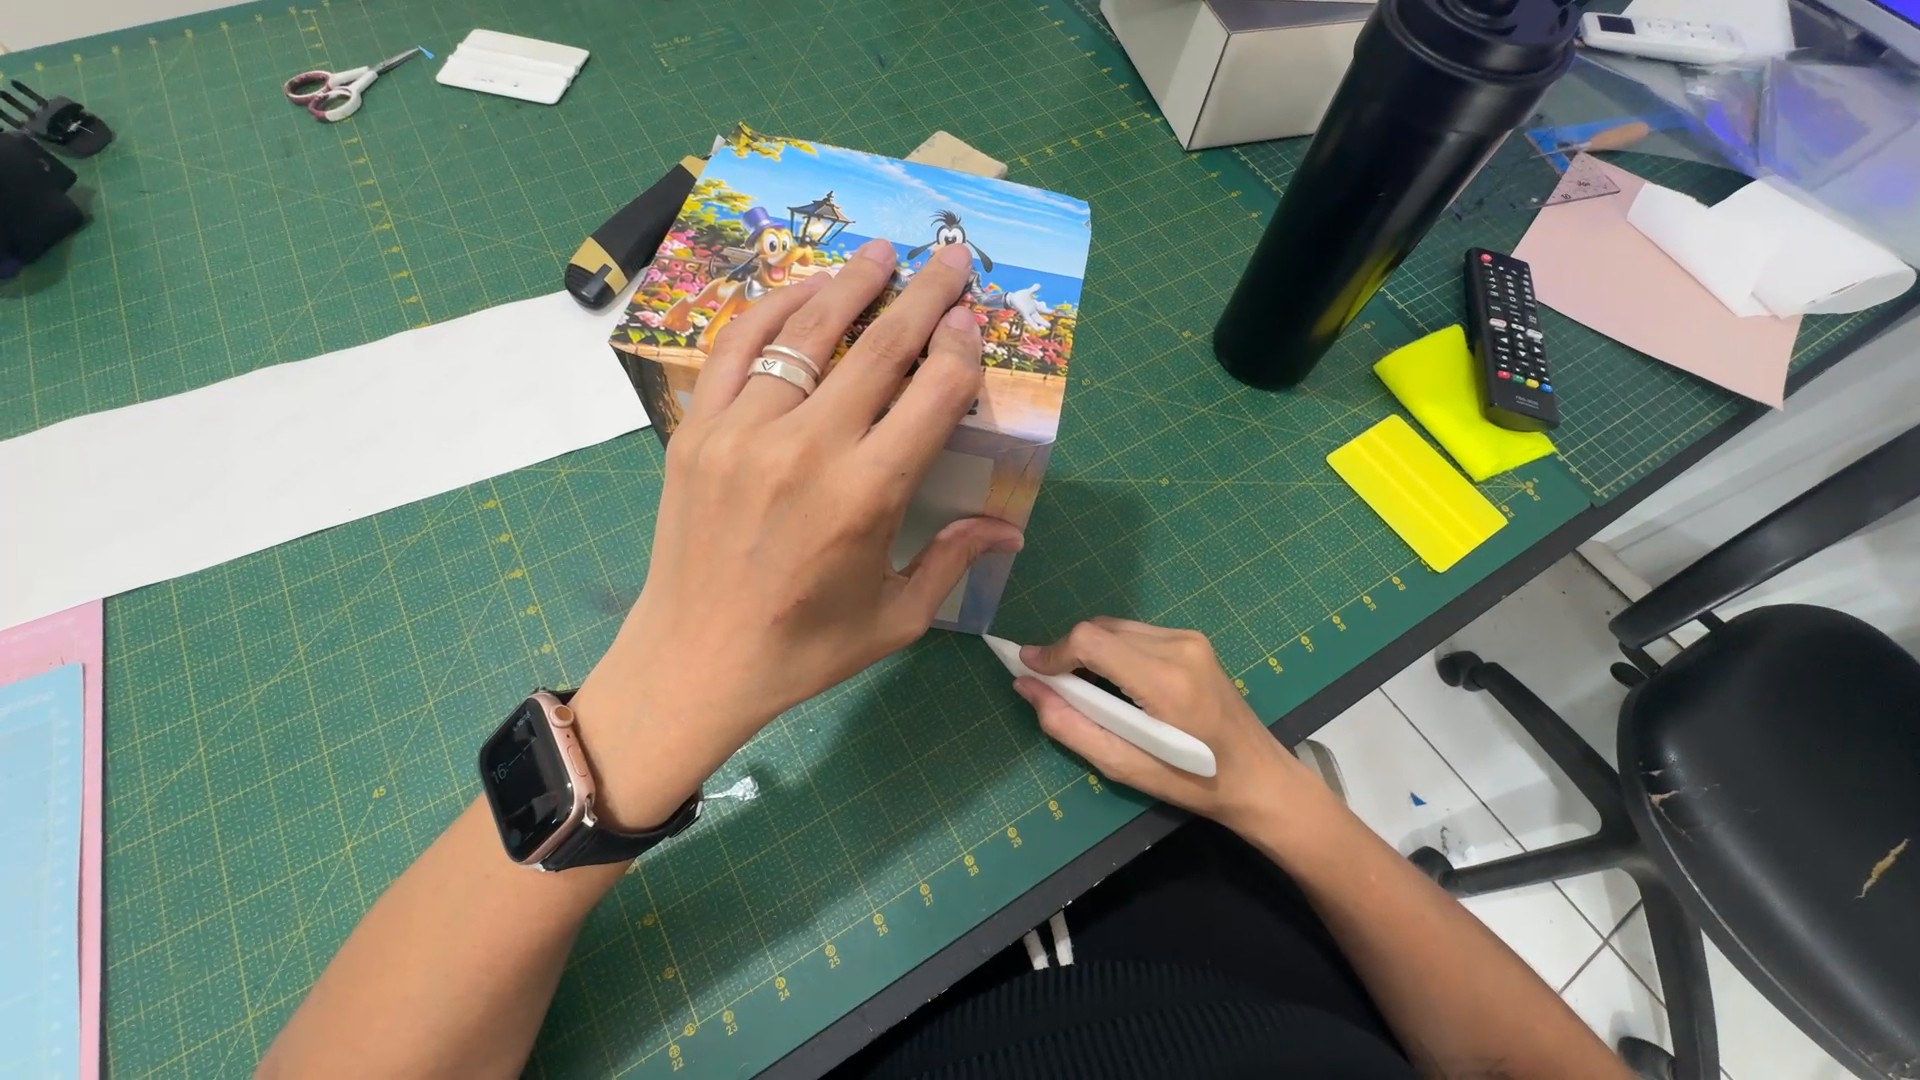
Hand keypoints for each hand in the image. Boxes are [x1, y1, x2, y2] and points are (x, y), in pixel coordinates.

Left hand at [574, 239, 1023, 826]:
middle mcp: (808, 449)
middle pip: (880, 348)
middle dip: (923, 296)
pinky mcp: (698, 430)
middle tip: (947, 257)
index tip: (971, 321)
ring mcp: (744, 432)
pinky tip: (805, 291)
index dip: (960, 350)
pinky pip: (739, 349)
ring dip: (851, 286)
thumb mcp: (896, 617)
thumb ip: (954, 560)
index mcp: (866, 496)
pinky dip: (774, 309)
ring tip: (880, 253)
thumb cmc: (805, 649)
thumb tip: (1009, 529)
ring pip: (808, 334)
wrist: (695, 663)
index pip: (932, 395)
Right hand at [1015, 618, 1317, 828]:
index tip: (1029, 670)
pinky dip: (1114, 651)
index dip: (1053, 652)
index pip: (1091, 641)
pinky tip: (1119, 683)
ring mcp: (1190, 639)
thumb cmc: (1193, 782)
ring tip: (1089, 690)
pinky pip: (1135, 634)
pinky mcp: (1194, 640)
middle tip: (1058, 688)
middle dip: (1069, 653)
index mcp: (1165, 682)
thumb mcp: (1124, 767)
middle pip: (1099, 629)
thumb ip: (1070, 725)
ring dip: (1091, 651)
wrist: (1259, 776)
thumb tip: (1027, 686)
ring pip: (1115, 628)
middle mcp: (1179, 648)